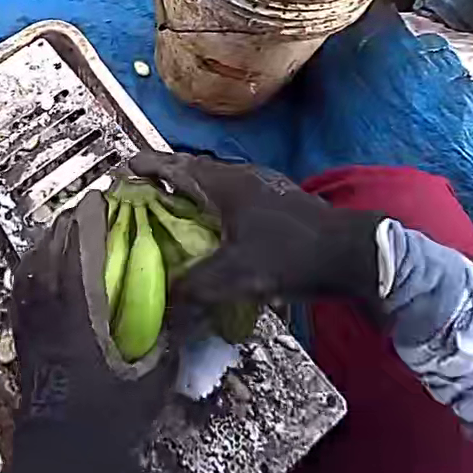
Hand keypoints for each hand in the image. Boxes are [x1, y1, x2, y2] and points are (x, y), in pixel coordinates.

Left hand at [0, 191, 172, 472]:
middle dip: (69, 222)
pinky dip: (31, 263)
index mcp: (81, 316)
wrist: (56, 460)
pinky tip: (39, 258)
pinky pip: (21, 285)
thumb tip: (189, 314)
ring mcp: (31, 322)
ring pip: (33, 265)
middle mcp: (50, 311)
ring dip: (49, 237)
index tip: (100, 198)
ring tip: (65, 222)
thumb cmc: (103, 422)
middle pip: (52, 251)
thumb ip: (168, 347)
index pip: (80, 254)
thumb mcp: (148, 386)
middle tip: (88, 204)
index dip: (89, 222)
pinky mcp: (21, 334)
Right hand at [128, 151, 385, 303]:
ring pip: (214, 183)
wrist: (349, 251)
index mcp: (224, 183)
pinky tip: (214, 229)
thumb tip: (162, 306)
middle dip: (165, 179)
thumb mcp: (237, 275)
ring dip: (190, 193)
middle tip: (141, 194)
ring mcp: (259, 185)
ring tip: (171, 213)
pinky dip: (212, 205)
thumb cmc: (290, 253)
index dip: (147, 166)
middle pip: (192, 170)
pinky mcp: (274, 201)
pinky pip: (231, 196)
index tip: (124, 168)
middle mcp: (239, 176)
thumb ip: (195, 289)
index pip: (175, 166)